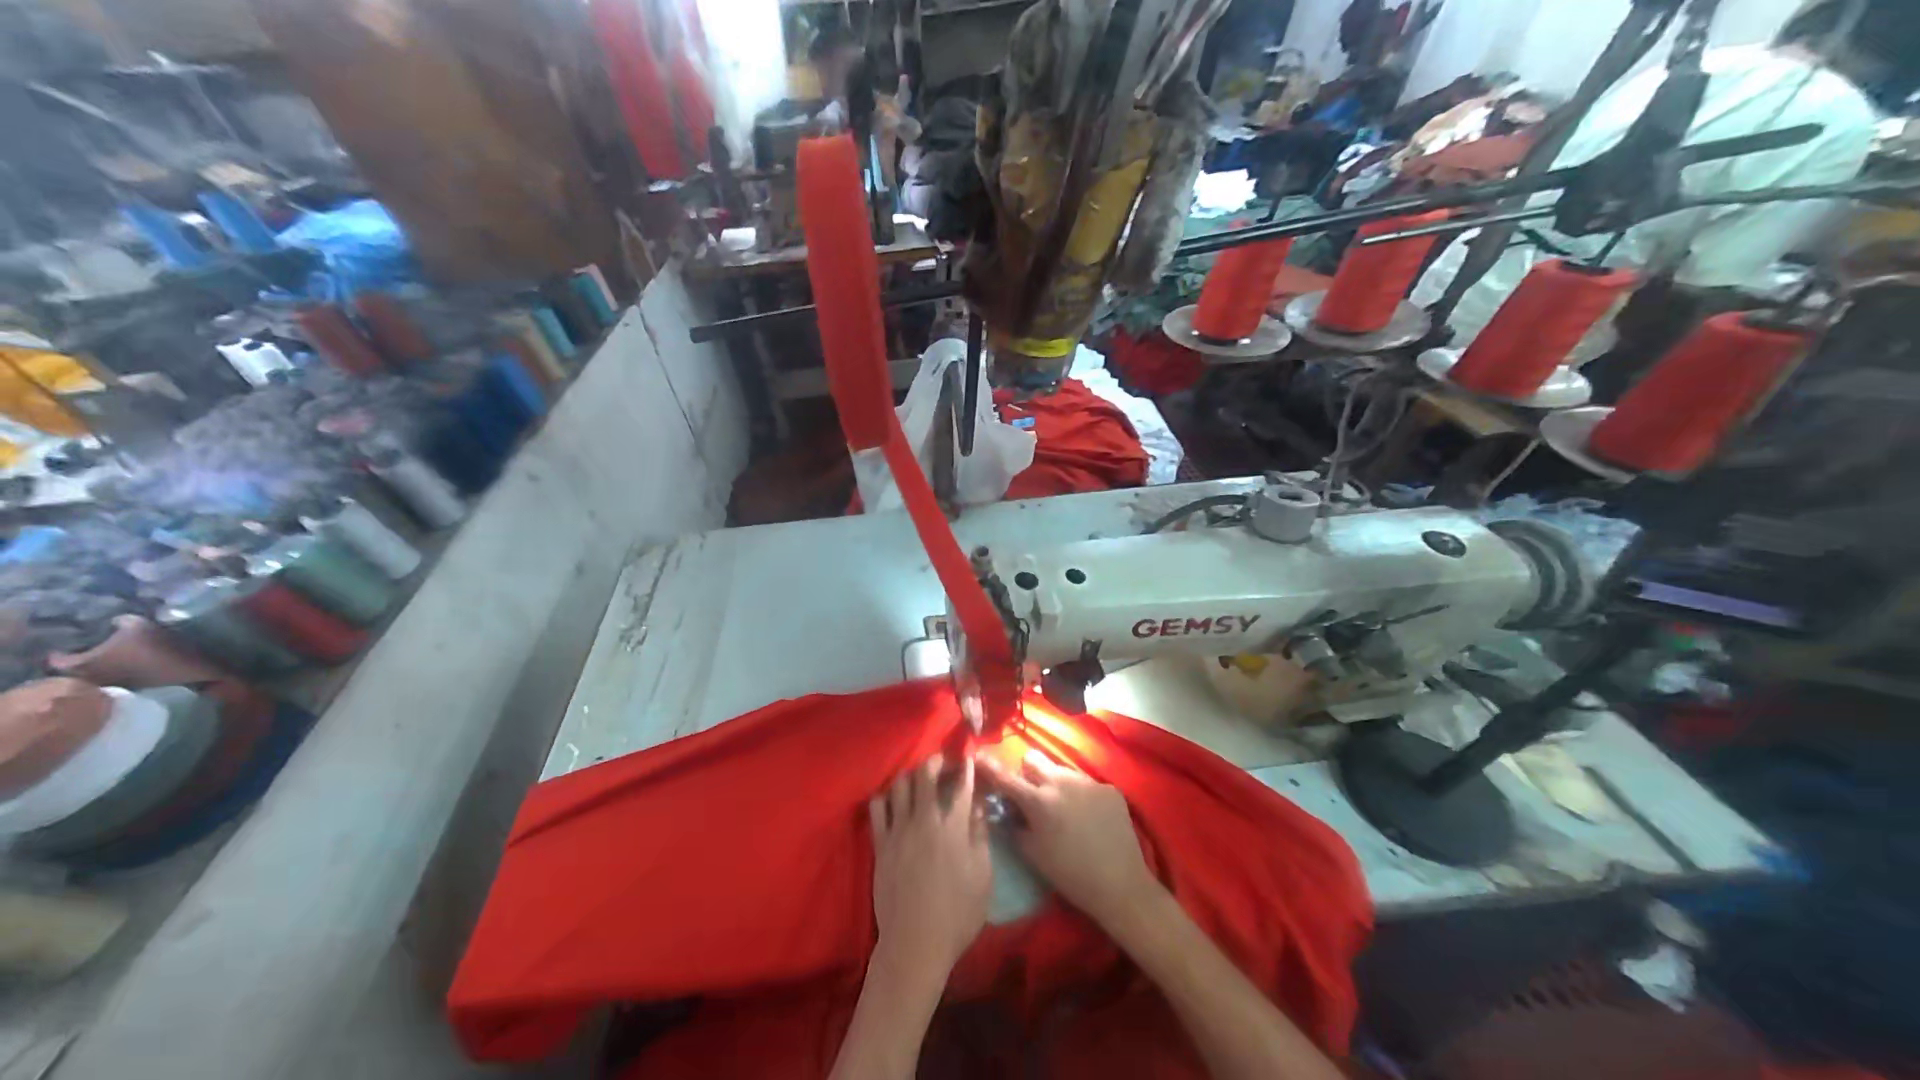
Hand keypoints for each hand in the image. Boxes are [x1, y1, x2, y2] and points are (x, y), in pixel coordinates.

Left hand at [867, 755, 992, 977]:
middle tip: (943, 764)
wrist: (915, 945)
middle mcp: (923, 821)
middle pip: (924, 774)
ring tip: (919, 780)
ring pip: (899, 785)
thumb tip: (978, 807)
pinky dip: (886, 796)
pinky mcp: (880, 845)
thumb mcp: (983, 877)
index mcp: (952, 828)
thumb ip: (980, 836)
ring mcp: (898, 832)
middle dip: (936, 761)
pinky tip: (893, 799)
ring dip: (911, 776)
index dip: (966, 768)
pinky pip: (877, 808)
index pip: (961, 785)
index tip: (968, 759)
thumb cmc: (958, 915)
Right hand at [976, 751, 1161, 931]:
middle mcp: (1063, 782)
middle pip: (1034, 758)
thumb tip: (1007, 808)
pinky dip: (1081, 796)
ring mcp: (1089, 782)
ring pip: (1061, 770)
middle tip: (1031, 794)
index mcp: (1039, 800)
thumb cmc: (1070, 874)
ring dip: (1055, 783)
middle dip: (1027, 772)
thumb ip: (1014, 824)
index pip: (1005, 776)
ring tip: (1064, 810)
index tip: (977, 756)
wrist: (1120, 885)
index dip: (988, 766)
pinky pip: (1086, 783)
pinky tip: (1089, 818)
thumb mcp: (1032, 853)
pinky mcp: (1110, 788)